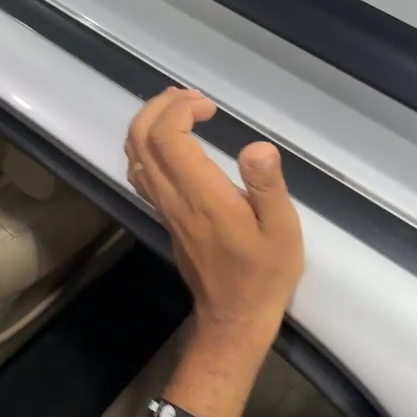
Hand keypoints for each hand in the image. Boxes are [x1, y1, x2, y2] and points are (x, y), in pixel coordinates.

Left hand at [125, 89, 303, 350]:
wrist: (233, 318)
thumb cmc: (264, 274)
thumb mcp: (282, 230)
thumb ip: (267, 187)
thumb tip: (257, 147)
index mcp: (201, 196)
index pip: (167, 137)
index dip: (180, 109)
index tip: (210, 106)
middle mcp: (173, 198)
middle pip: (140, 139)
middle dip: (160, 106)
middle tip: (193, 98)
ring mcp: (164, 208)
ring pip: (134, 155)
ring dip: (150, 122)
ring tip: (182, 109)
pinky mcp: (164, 216)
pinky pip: (141, 172)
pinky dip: (147, 144)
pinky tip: (172, 141)